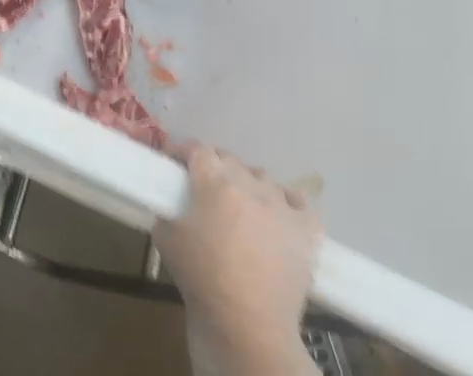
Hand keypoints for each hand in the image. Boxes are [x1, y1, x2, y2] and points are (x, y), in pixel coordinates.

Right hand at [154, 144, 321, 375]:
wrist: (247, 322)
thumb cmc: (200, 277)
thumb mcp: (164, 236)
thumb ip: (167, 209)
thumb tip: (171, 202)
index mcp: (213, 183)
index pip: (197, 149)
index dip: (182, 150)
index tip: (172, 160)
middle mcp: (250, 187)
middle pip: (229, 159)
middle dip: (212, 165)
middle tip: (201, 185)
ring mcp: (283, 208)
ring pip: (263, 177)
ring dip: (247, 183)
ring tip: (239, 204)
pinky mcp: (308, 231)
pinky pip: (301, 201)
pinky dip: (288, 201)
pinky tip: (277, 211)